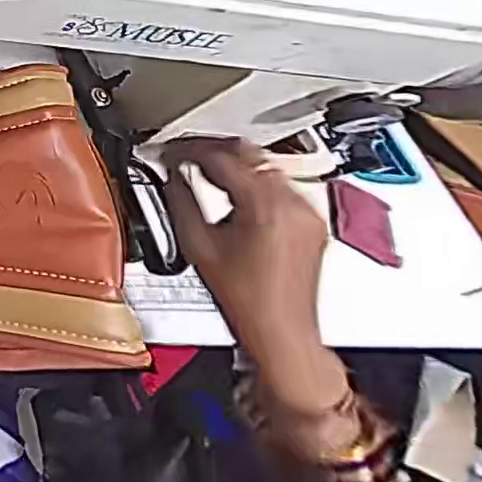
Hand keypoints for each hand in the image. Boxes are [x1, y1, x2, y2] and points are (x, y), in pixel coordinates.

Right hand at [163, 137, 353, 435]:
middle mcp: (293, 203)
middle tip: (183, 152)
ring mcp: (307, 211)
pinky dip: (251, 177)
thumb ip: (179, 199)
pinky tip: (232, 186)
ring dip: (230, 160)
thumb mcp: (197, 244)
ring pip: (263, 162)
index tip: (169, 152)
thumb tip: (170, 175)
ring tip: (202, 166)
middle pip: (245, 150)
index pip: (218, 156)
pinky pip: (278, 182)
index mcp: (265, 205)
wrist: (282, 334)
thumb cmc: (246, 300)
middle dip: (209, 147)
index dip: (186, 149)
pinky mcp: (312, 220)